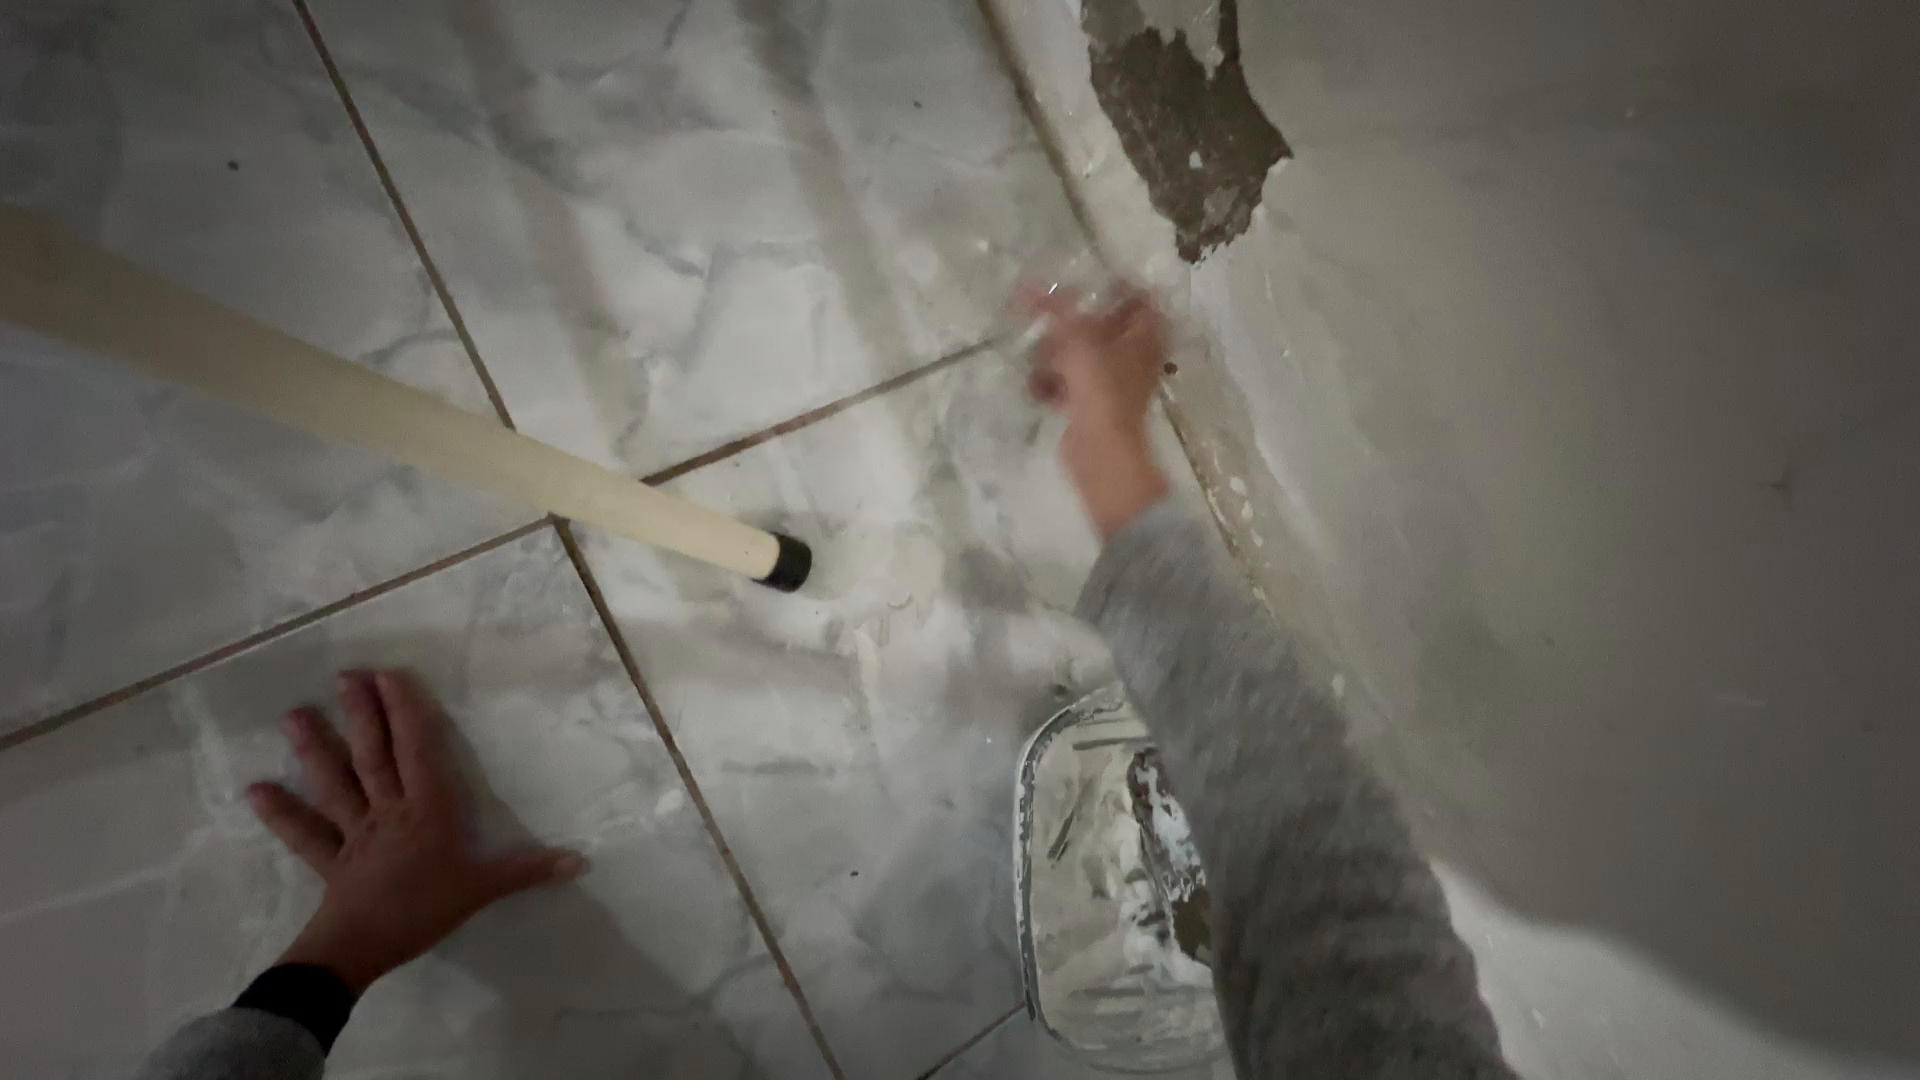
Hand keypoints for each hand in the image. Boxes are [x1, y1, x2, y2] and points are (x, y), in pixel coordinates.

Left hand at [247, 669, 583, 993]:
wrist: (356, 953)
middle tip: (348, 676)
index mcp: (428, 808)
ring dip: (315, 750)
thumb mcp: (484, 888)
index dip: (406, 712)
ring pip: (335, 784)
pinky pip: (304, 833)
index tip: (392, 676)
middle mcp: (389, 810)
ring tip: (293, 715)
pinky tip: (254, 790)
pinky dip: (280, 812)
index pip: (418, 750)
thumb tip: (582, 861)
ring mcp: (355, 833)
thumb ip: (530, 870)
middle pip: (374, 756)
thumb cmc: (423, 909)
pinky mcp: (330, 860)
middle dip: (363, 715)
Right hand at [1018, 283, 1170, 537]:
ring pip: (1082, 356)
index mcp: (1146, 335)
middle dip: (1071, 323)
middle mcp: (1136, 357)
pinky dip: (1052, 384)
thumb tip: (1031, 283)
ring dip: (1055, 354)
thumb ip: (1057, 309)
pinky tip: (1036, 387)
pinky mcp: (1093, 407)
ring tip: (1034, 354)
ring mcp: (1114, 384)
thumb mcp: (1078, 339)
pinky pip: (1069, 385)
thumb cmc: (1100, 390)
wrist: (1100, 451)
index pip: (1137, 297)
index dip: (1110, 285)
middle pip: (1103, 327)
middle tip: (1043, 314)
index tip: (1080, 279)